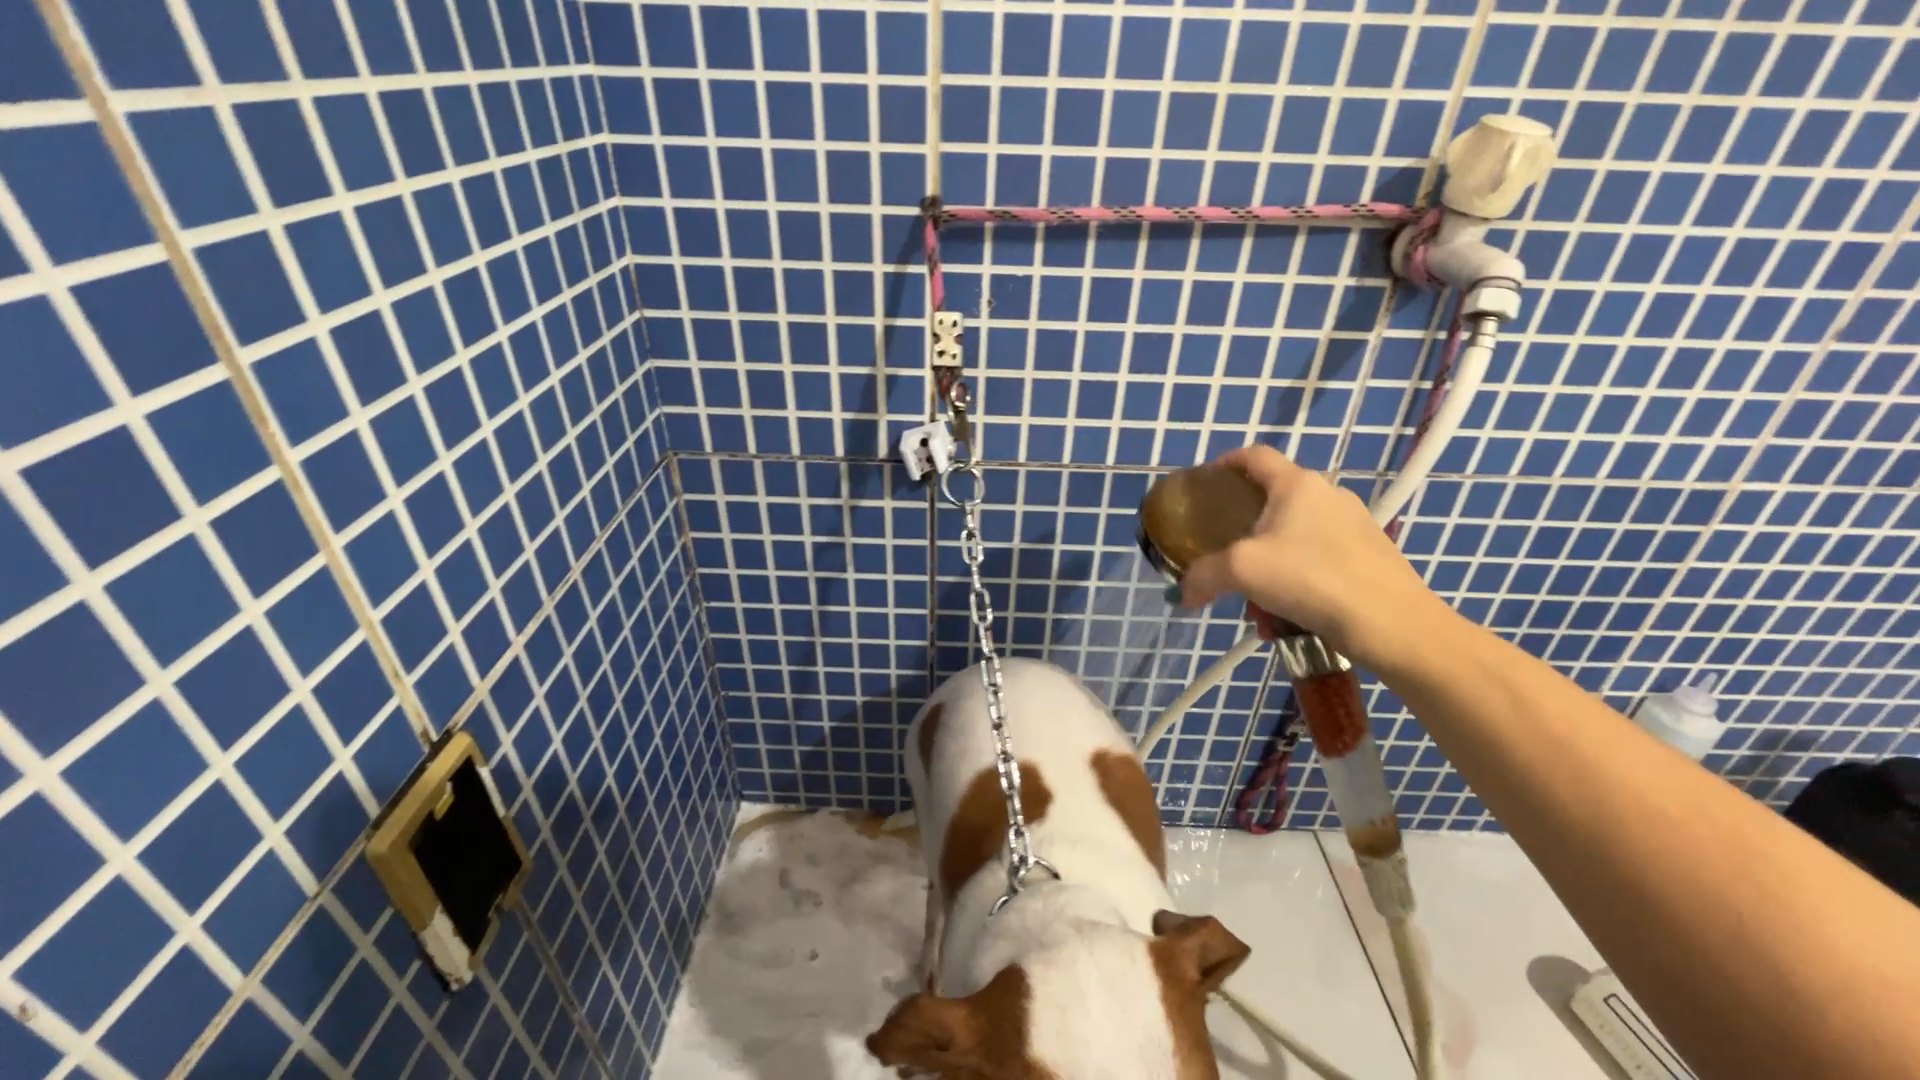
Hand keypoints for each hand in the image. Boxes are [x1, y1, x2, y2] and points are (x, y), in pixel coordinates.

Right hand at [1178, 445, 1444, 666]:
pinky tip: (1289, 617)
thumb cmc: (1312, 578)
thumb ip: (1205, 576)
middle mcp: (1328, 495)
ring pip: (1294, 539)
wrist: (1392, 623)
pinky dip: (1296, 583)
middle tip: (1224, 558)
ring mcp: (1354, 526)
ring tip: (1257, 603)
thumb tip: (1182, 593)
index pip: (1255, 456)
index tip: (1205, 482)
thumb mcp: (1243, 571)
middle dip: (1244, 533)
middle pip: (1273, 502)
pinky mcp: (1369, 556)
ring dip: (1268, 567)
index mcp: (1297, 484)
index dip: (1226, 463)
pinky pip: (1318, 562)